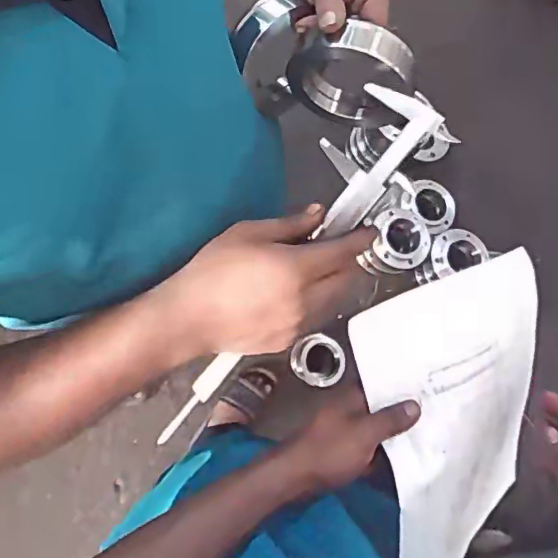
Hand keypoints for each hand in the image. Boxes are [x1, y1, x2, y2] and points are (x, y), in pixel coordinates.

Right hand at [149, 205, 374, 360]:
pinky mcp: (290, 342)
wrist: (188, 318)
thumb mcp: (249, 233)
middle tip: (341, 246)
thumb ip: (291, 225)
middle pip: (349, 279)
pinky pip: (319, 318)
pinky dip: (321, 302)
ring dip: (339, 283)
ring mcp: (299, 325)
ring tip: (320, 267)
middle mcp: (304, 301)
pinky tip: (301, 291)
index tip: (369, 232)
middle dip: (352, 261)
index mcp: (296, 269)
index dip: (361, 240)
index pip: (343, 252)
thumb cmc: (212, 272)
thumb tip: (317, 216)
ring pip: (337, 301)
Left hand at [275, 387, 419, 494]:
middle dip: (402, 410)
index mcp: (352, 397)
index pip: (381, 384)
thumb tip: (415, 404)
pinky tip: (405, 456)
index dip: (402, 386)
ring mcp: (347, 430)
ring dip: (395, 432)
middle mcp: (350, 409)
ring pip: (377, 428)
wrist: (296, 477)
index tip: (428, 385)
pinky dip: (384, 450)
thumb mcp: (364, 434)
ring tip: (427, 431)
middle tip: (434, 410)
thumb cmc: (330, 450)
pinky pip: (371, 446)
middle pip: (380, 407)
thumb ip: (389, 420)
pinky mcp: (345, 450)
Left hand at [288, 0, 390, 34]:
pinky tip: (307, 23)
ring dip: (324, 34)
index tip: (329, 35)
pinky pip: (337, 34)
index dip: (356, 38)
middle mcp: (374, 5)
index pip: (376, 28)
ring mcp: (360, 14)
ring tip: (305, 21)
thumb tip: (331, 27)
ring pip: (346, 36)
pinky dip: (321, 32)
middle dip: (334, 35)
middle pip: (361, 34)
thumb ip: (329, 3)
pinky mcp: (347, 19)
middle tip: (308, 25)